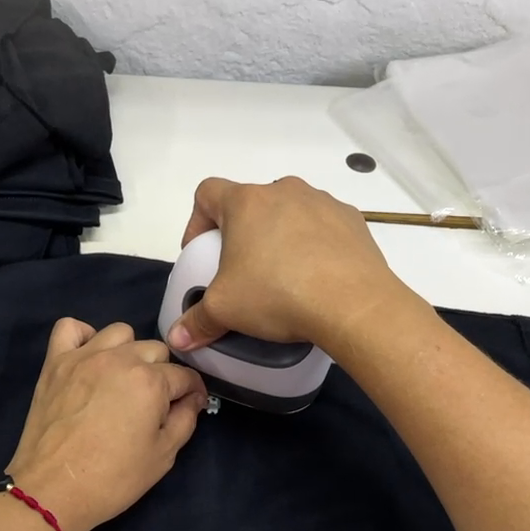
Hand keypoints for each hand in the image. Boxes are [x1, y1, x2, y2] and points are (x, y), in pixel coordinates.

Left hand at [3, 319, 209, 530]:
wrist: (53, 490)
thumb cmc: (113, 479)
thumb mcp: (163, 456)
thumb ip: (185, 420)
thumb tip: (190, 399)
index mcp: (150, 381)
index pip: (184, 376)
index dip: (191, 392)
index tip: (188, 407)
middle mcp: (119, 359)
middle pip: (155, 350)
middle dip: (162, 373)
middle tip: (153, 402)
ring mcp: (83, 357)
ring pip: (119, 333)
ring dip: (128, 351)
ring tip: (122, 379)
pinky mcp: (55, 363)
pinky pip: (70, 328)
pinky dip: (83, 337)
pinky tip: (89, 360)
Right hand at [166, 176, 411, 353]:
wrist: (353, 304)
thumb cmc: (277, 295)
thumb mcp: (225, 311)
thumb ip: (196, 322)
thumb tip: (177, 339)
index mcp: (246, 202)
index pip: (207, 192)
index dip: (196, 221)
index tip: (201, 253)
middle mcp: (283, 191)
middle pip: (250, 203)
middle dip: (240, 233)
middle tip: (240, 269)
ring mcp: (322, 201)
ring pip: (288, 213)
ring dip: (278, 236)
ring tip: (281, 275)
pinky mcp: (352, 219)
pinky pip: (322, 226)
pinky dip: (312, 245)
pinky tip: (314, 277)